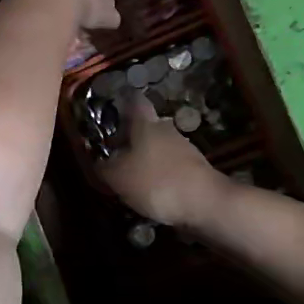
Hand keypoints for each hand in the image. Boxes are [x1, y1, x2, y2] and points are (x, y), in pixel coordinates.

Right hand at [99, 95, 230, 227]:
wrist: (205, 202)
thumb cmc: (156, 182)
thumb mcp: (118, 178)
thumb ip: (103, 167)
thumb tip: (98, 161)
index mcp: (146, 123)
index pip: (134, 101)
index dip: (122, 103)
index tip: (111, 113)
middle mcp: (166, 128)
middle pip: (145, 125)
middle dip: (130, 138)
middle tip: (114, 156)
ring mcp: (184, 146)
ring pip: (158, 145)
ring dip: (145, 157)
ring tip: (130, 178)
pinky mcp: (195, 166)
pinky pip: (170, 163)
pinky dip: (159, 172)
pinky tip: (152, 191)